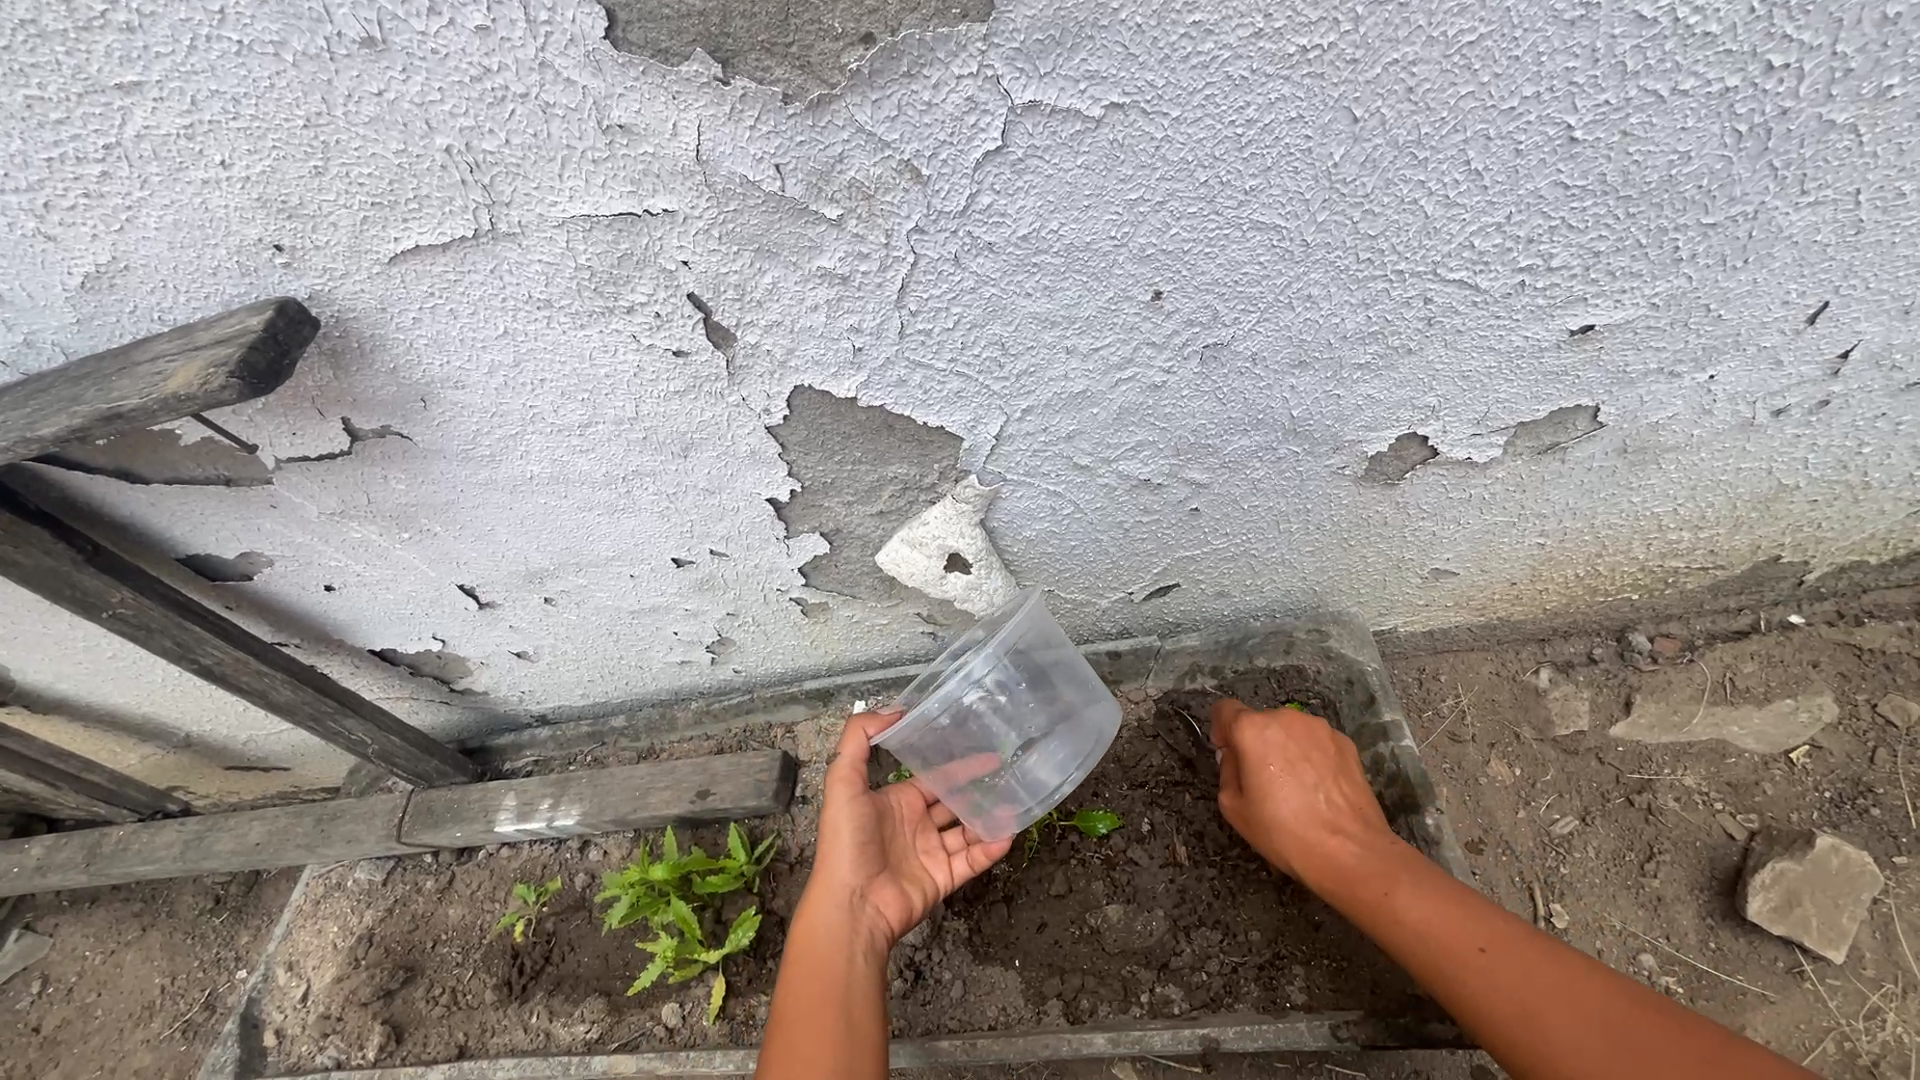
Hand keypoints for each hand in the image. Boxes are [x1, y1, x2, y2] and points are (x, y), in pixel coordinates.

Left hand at [803, 709, 1012, 951]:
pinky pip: (971, 861)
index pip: (931, 778)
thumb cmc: (846, 842)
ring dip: (989, 817)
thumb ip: (858, 739)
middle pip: (953, 802)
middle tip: (1007, 771)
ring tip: (1015, 801)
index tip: (983, 749)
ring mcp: (929, 854)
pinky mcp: (941, 880)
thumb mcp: (842, 782)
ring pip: (967, 831)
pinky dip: (989, 848)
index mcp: (894, 802)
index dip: (955, 765)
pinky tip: (1007, 833)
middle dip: (978, 788)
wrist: (851, 905)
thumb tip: (893, 710)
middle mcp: (914, 825)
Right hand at [1211, 697, 1402, 886]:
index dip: (1221, 729)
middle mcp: (1286, 718)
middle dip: (1255, 742)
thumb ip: (1226, 770)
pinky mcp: (1346, 743)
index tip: (1228, 752)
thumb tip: (1236, 757)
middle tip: (1261, 778)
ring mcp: (1321, 728)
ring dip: (1284, 747)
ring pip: (1289, 731)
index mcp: (1252, 729)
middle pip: (1259, 721)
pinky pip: (1316, 742)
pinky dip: (1311, 756)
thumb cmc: (1284, 832)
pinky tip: (1318, 788)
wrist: (1351, 853)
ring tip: (1294, 786)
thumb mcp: (1233, 807)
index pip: (1225, 709)